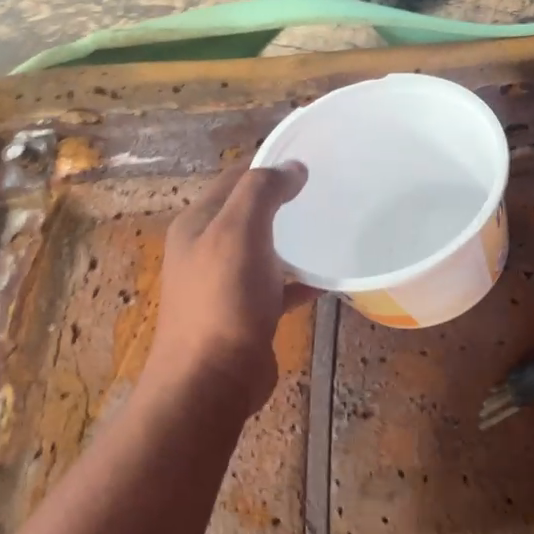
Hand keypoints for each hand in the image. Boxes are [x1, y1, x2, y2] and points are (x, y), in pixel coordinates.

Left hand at [142, 163, 313, 418]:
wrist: (212, 379)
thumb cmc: (223, 301)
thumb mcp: (238, 234)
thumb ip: (262, 192)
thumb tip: (293, 167)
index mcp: (197, 225)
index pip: (234, 178)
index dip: (269, 161)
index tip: (315, 154)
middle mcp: (207, 250)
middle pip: (250, 211)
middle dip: (286, 196)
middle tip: (333, 187)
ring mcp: (227, 283)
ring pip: (267, 247)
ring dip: (296, 236)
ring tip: (336, 226)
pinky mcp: (249, 312)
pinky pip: (280, 284)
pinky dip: (302, 278)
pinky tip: (330, 279)